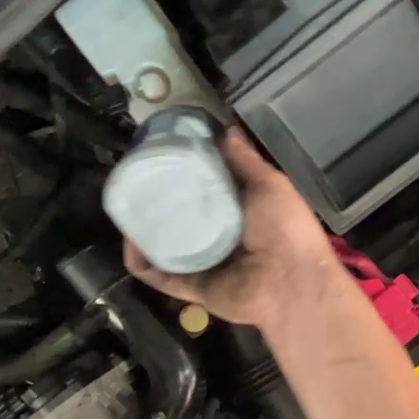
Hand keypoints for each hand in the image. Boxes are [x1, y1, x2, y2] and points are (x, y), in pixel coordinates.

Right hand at [124, 129, 338, 327]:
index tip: (162, 154)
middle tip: (136, 178)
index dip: (184, 174)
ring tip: (125, 205)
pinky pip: (158, 275)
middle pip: (180, 218)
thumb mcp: (269, 185)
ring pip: (163, 246)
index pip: (203, 192)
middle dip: (158, 201)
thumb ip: (246, 162)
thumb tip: (228, 130)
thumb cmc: (286, 230)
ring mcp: (205, 265)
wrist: (293, 282)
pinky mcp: (193, 287)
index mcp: (239, 214)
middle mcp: (219, 239)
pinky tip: (128, 239)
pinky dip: (140, 261)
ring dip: (142, 229)